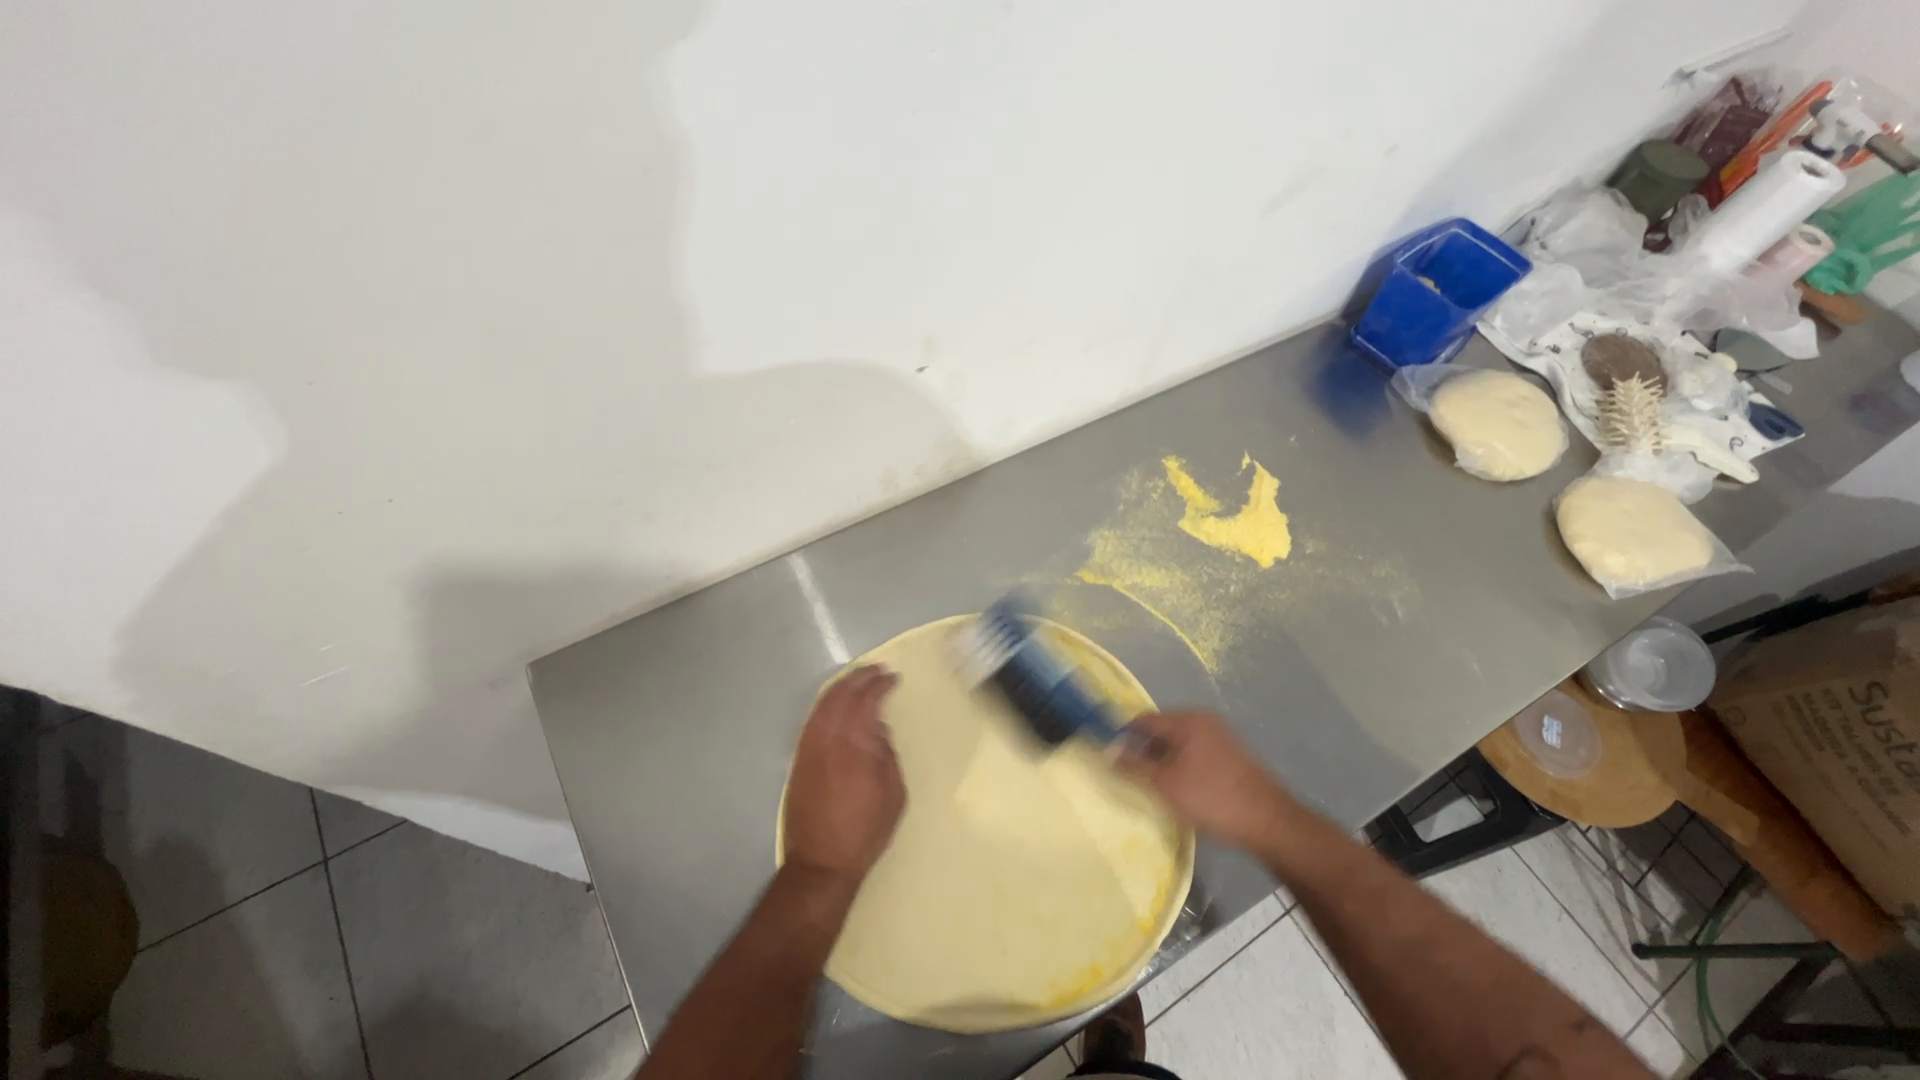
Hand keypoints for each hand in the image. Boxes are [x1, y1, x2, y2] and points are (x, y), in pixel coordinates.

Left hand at [782, 666, 906, 886]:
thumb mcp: (894, 793)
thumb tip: (878, 729)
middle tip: (876, 672)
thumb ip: (887, 754)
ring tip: (858, 681)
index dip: (879, 685)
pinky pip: (812, 719)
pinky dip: (826, 704)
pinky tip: (837, 704)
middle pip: (840, 695)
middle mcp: (827, 740)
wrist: (821, 861)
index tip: (892, 678)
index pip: (865, 701)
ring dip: (841, 687)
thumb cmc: (865, 831)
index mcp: (854, 747)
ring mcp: (808, 748)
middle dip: (859, 678)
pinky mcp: (798, 759)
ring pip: (822, 704)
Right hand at [1113, 711, 1298, 850]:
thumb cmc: (1212, 799)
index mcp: (1188, 720)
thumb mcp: (1165, 784)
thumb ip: (1133, 764)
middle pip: (1161, 730)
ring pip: (1178, 743)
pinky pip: (1195, 753)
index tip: (1110, 760)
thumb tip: (1107, 749)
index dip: (1123, 737)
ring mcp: (1221, 736)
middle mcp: (1205, 720)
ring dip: (1163, 761)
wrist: (1269, 822)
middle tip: (1132, 779)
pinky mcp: (1232, 755)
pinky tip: (1181, 790)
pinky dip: (1182, 766)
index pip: (1143, 720)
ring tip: (1156, 788)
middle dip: (1144, 751)